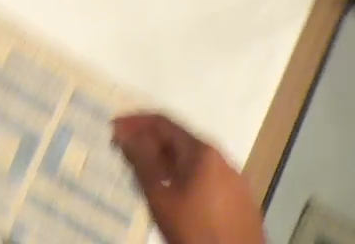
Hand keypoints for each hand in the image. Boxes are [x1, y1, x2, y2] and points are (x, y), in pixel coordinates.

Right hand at [111, 113, 265, 243]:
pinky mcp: (242, 202)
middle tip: (124, 152)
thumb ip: (139, 160)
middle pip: (178, 140)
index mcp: (203, 152)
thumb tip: (123, 133)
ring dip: (165, 160)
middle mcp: (223, 160)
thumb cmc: (194, 231)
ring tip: (144, 173)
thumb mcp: (159, 196)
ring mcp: (236, 182)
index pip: (162, 123)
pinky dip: (184, 176)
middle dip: (149, 142)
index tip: (113, 129)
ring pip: (193, 161)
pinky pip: (206, 178)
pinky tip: (172, 193)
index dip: (134, 122)